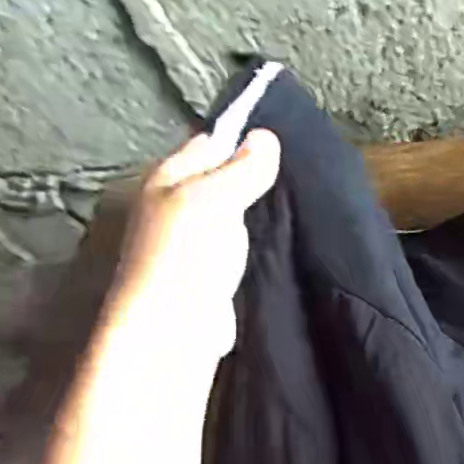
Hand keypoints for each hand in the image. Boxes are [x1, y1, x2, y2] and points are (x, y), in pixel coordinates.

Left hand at [115, 128, 281, 354]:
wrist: (176, 326)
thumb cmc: (186, 256)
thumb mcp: (214, 201)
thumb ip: (241, 171)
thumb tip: (267, 138)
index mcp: (168, 178)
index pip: (208, 144)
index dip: (241, 139)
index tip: (281, 142)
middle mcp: (177, 205)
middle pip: (220, 179)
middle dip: (252, 175)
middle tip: (296, 172)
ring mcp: (194, 242)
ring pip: (232, 213)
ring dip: (256, 210)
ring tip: (295, 202)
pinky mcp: (212, 273)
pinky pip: (238, 245)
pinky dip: (256, 240)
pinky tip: (277, 241)